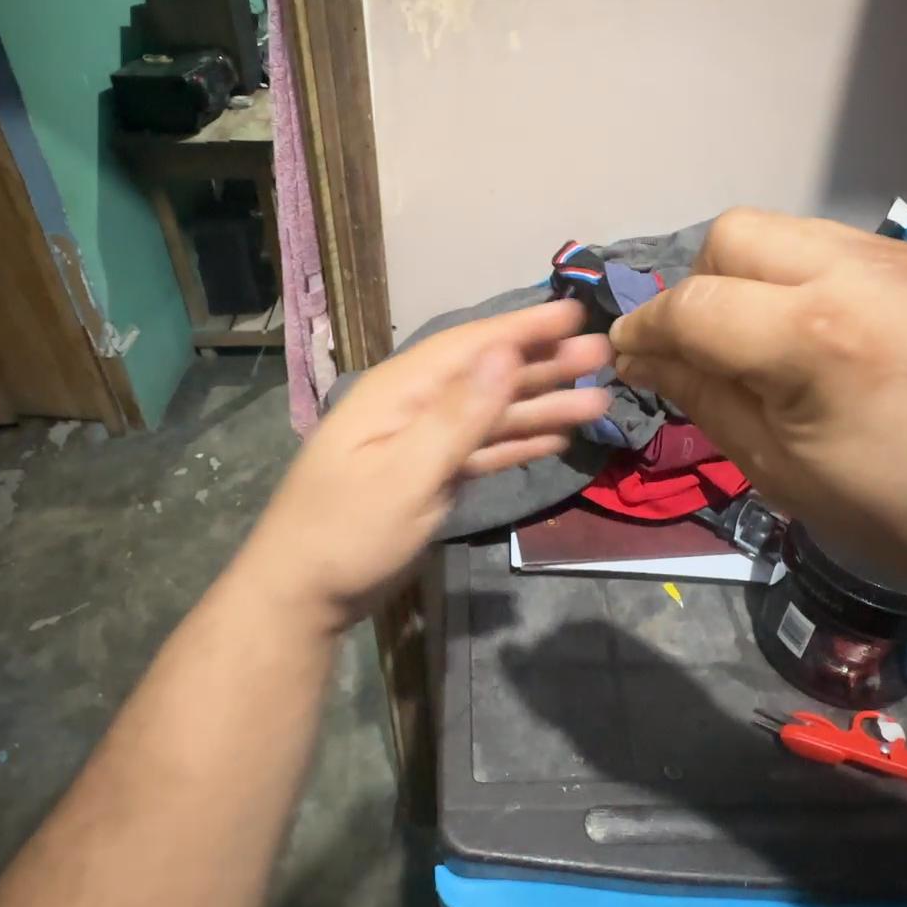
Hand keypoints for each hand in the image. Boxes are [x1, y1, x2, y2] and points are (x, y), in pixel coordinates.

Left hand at [234, 300, 612, 632]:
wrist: (304, 594)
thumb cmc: (348, 532)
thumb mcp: (406, 473)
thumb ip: (458, 415)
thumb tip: (505, 353)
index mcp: (400, 392)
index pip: (471, 346)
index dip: (524, 328)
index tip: (576, 313)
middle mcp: (413, 408)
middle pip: (487, 377)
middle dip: (543, 365)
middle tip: (602, 355)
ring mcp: (420, 444)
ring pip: (489, 416)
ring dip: (539, 406)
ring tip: (595, 401)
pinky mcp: (427, 477)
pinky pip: (480, 450)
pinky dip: (514, 444)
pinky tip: (553, 438)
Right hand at [610, 208, 906, 591]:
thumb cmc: (891, 505)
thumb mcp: (773, 465)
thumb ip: (700, 397)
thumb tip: (643, 358)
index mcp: (813, 339)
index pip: (692, 306)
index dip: (645, 329)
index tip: (628, 356)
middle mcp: (853, 274)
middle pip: (730, 236)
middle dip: (695, 287)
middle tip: (700, 346)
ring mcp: (894, 257)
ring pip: (775, 229)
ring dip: (741, 276)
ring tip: (752, 336)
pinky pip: (822, 243)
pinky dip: (788, 274)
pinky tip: (807, 327)